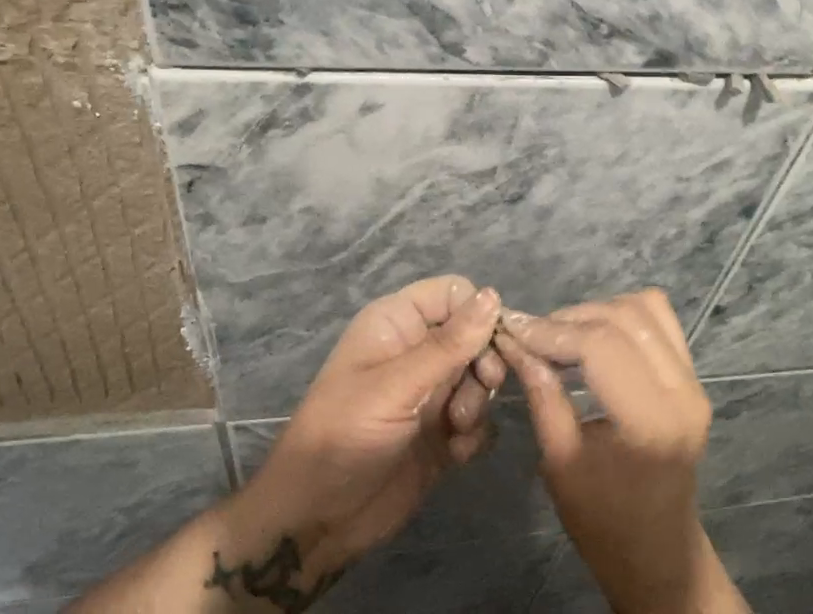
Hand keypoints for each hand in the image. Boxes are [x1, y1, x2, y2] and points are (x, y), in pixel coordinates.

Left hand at [223, 276, 506, 589]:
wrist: (318, 520)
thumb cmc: (343, 436)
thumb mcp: (394, 387)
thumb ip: (448, 344)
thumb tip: (493, 295)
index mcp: (397, 324)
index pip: (453, 293)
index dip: (479, 314)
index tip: (491, 345)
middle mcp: (417, 351)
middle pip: (476, 336)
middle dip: (484, 363)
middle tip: (481, 387)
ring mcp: (430, 393)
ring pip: (481, 378)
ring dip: (478, 402)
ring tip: (456, 427)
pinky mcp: (442, 433)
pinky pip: (479, 420)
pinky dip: (475, 434)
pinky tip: (456, 453)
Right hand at [496, 290, 747, 613]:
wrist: (658, 552)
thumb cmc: (603, 522)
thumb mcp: (560, 462)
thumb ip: (542, 395)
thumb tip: (515, 341)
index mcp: (651, 423)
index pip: (601, 346)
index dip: (552, 331)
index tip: (513, 330)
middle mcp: (683, 393)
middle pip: (624, 319)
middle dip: (570, 318)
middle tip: (530, 333)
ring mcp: (695, 382)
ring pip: (646, 309)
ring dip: (597, 311)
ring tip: (559, 334)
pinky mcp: (693, 378)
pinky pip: (660, 321)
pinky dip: (621, 316)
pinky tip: (591, 337)